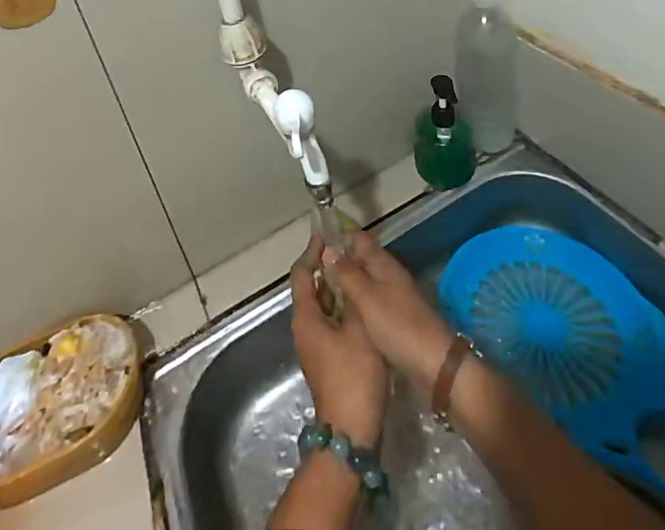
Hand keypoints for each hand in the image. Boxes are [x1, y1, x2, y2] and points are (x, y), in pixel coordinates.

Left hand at [289, 235, 387, 447]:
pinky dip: (341, 308)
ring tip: (357, 273)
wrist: (350, 429)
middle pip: (310, 289)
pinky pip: (329, 322)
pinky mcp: (326, 358)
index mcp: (305, 316)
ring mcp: (313, 344)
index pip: (303, 274)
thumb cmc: (353, 375)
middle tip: (347, 252)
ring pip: (321, 307)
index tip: (324, 235)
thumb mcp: (359, 331)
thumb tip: (344, 266)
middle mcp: (303, 327)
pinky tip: (361, 306)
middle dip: (327, 269)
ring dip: (335, 289)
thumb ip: (352, 297)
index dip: (312, 253)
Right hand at [323, 232, 458, 390]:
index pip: (360, 239)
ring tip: (321, 288)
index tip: (316, 246)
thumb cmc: (398, 326)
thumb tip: (328, 250)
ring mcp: (394, 296)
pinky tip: (341, 310)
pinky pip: (370, 299)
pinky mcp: (395, 316)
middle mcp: (389, 275)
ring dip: (346, 281)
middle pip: (362, 259)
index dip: (340, 238)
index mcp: (384, 264)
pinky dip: (355, 300)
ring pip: (365, 280)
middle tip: (312, 270)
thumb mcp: (367, 297)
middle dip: (340, 261)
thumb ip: (347, 273)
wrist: (434, 364)